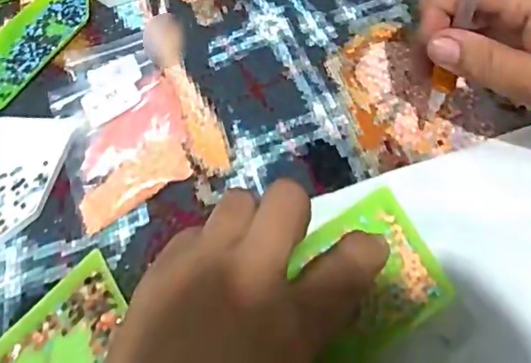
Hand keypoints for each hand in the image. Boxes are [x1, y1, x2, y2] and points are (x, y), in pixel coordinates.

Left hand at [108, 180, 388, 362]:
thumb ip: (308, 333)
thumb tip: (321, 301)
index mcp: (289, 322)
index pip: (348, 265)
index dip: (365, 250)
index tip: (367, 247)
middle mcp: (249, 275)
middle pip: (288, 197)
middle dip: (293, 213)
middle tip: (286, 243)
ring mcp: (202, 260)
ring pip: (238, 200)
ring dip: (246, 223)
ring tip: (238, 254)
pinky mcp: (162, 261)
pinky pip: (196, 229)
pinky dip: (205, 247)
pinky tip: (198, 278)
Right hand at [419, 0, 530, 141]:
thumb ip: (487, 63)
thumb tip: (432, 44)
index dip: (433, 11)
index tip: (427, 56)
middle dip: (435, 26)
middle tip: (428, 74)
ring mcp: (529, 0)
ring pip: (470, 7)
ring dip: (451, 39)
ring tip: (446, 80)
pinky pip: (489, 21)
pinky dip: (473, 45)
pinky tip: (474, 74)